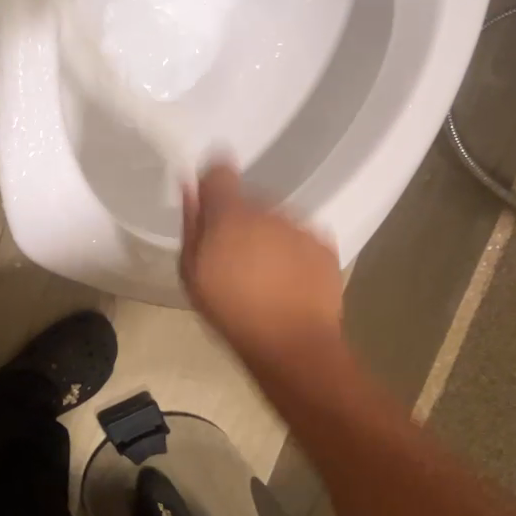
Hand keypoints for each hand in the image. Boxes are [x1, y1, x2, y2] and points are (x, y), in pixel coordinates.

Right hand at [181, 162, 344, 369]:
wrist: (292, 343)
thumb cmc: (230, 311)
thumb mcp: (192, 273)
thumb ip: (191, 225)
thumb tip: (189, 189)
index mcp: (229, 213)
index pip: (218, 171)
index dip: (211, 184)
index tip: (208, 206)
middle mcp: (268, 209)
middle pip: (248, 199)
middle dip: (238, 219)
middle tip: (232, 257)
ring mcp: (300, 226)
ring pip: (276, 218)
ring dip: (266, 236)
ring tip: (261, 274)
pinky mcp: (325, 245)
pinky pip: (300, 237)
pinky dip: (291, 251)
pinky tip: (286, 281)